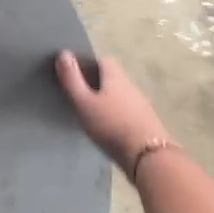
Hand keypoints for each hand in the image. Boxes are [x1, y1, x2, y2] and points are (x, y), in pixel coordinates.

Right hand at [54, 51, 168, 170]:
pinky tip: (108, 129)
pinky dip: (117, 115)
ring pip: (120, 96)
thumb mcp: (84, 102)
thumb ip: (72, 79)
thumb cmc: (112, 126)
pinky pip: (127, 112)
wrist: (150, 159)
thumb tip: (63, 52)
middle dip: (96, 84)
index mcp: (116, 77)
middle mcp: (131, 87)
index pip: (103, 60)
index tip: (74, 76)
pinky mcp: (147, 124)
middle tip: (79, 96)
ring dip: (107, 101)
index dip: (88, 64)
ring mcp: (142, 106)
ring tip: (91, 114)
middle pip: (112, 78)